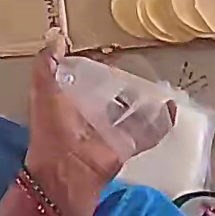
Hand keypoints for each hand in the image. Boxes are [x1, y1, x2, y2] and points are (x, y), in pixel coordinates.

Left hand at [22, 36, 172, 215]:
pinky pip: (147, 133)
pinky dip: (160, 122)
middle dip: (119, 84)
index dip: (90, 68)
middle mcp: (87, 118)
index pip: (80, 81)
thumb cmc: (53, 133)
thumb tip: (55, 37)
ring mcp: (108, 134)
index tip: (106, 51)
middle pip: (107, 97)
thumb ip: (46, 67)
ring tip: (159, 83)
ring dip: (143, 102)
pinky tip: (170, 108)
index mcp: (66, 104)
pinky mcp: (125, 148)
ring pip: (129, 114)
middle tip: (137, 65)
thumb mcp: (43, 94)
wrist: (66, 178)